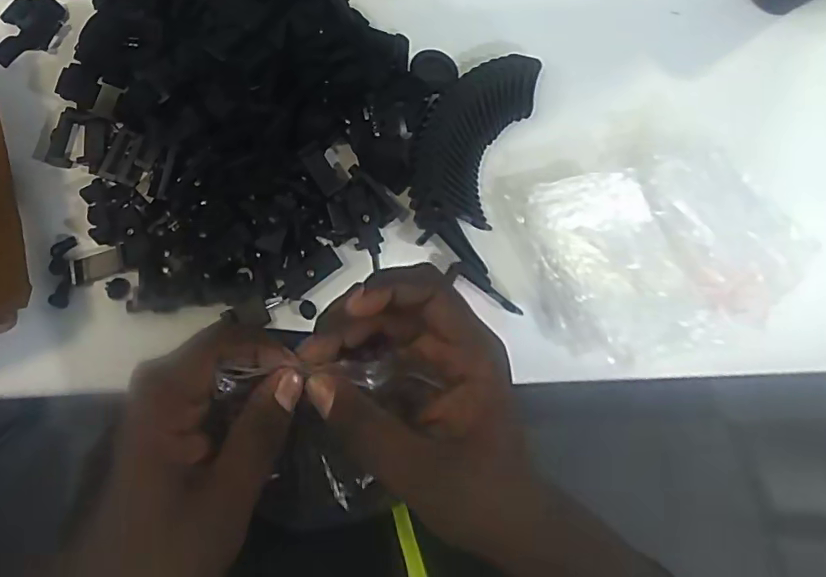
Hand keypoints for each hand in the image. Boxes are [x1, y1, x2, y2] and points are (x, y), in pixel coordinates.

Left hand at [57, 323, 301, 576]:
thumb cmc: (166, 546)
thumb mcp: (225, 496)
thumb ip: (259, 432)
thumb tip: (293, 375)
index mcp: (165, 387)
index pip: (223, 338)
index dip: (268, 345)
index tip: (309, 370)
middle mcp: (157, 379)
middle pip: (219, 352)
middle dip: (265, 367)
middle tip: (310, 392)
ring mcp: (156, 397)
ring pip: (215, 372)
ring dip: (254, 387)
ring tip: (297, 408)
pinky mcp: (160, 417)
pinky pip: (205, 394)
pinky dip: (236, 406)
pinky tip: (265, 427)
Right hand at [301, 264, 666, 575]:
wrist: (513, 535)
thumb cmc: (480, 499)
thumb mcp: (421, 471)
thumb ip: (366, 427)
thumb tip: (313, 382)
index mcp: (471, 353)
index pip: (431, 292)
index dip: (389, 290)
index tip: (351, 311)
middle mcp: (451, 344)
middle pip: (396, 303)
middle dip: (352, 318)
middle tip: (316, 348)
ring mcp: (432, 358)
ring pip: (382, 322)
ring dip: (345, 333)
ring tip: (315, 359)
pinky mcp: (415, 375)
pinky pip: (378, 348)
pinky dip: (350, 353)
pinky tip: (328, 373)